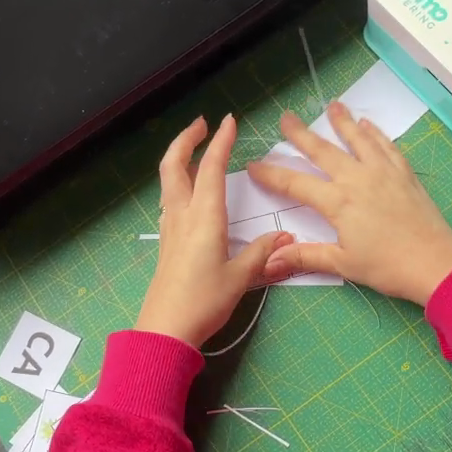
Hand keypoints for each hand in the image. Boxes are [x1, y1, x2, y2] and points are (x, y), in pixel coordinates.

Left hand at [136, 115, 290, 347]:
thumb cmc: (204, 302)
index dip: (220, 142)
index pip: (210, 168)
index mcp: (204, 217)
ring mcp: (170, 229)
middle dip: (186, 139)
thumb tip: (286, 237)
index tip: (229, 121)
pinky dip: (178, 182)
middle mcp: (182, 216)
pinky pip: (169, 200)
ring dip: (179, 158)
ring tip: (196, 151)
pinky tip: (189, 192)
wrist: (166, 330)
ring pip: (168, 182)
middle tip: (201, 124)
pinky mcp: (166, 243)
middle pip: (174, 165)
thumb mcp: (241, 277)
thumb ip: (262, 254)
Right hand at [249, 103, 451, 304]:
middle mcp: (357, 179)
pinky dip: (375, 134)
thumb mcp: (342, 264)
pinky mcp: (404, 174)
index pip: (295, 184)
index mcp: (337, 202)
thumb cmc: (386, 267)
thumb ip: (306, 256)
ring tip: (333, 105)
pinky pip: (386, 147)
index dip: (271, 174)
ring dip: (342, 122)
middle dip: (301, 134)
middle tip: (286, 117)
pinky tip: (368, 125)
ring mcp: (383, 172)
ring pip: (357, 140)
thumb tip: (271, 258)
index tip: (253, 165)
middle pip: (323, 151)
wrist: (434, 263)